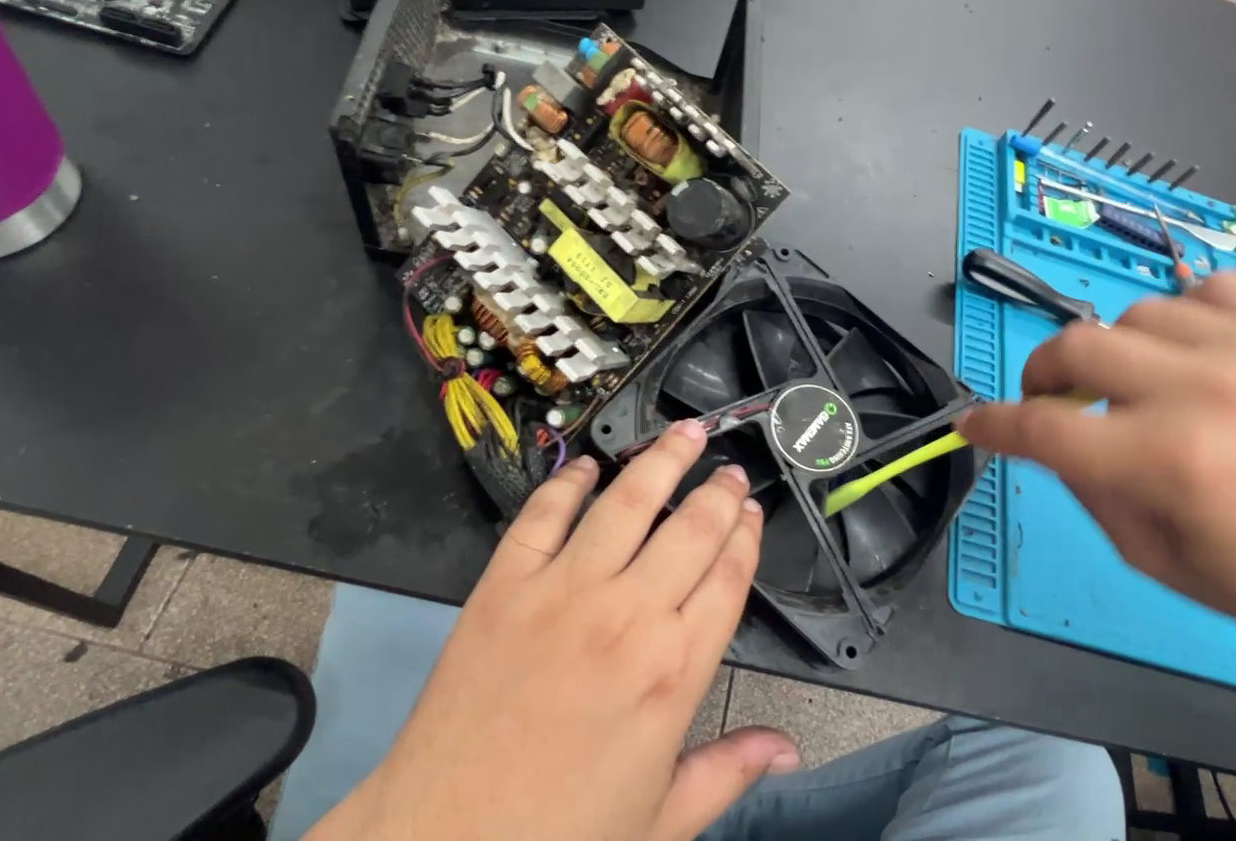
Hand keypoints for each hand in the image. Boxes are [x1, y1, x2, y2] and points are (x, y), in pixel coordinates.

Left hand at [307, 419, 797, 840]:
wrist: (446, 839)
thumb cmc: (562, 834)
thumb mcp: (662, 818)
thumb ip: (729, 770)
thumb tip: (789, 747)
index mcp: (673, 670)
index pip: (727, 578)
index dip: (745, 536)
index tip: (752, 511)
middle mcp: (626, 615)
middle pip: (688, 530)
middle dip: (716, 491)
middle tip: (728, 468)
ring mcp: (561, 591)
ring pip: (625, 504)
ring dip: (660, 463)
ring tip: (684, 435)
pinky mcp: (504, 584)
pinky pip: (543, 516)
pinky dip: (569, 484)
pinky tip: (589, 466)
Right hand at [957, 272, 1235, 664]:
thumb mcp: (1159, 561)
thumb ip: (1088, 489)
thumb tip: (1047, 439)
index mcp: (1167, 464)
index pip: (1040, 428)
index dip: (992, 424)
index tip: (973, 423)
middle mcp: (1205, 392)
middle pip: (1075, 348)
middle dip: (1041, 376)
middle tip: (1053, 401)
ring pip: (1137, 314)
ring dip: (1119, 352)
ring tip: (1143, 384)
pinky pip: (1213, 286)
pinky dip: (1186, 314)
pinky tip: (1199, 349)